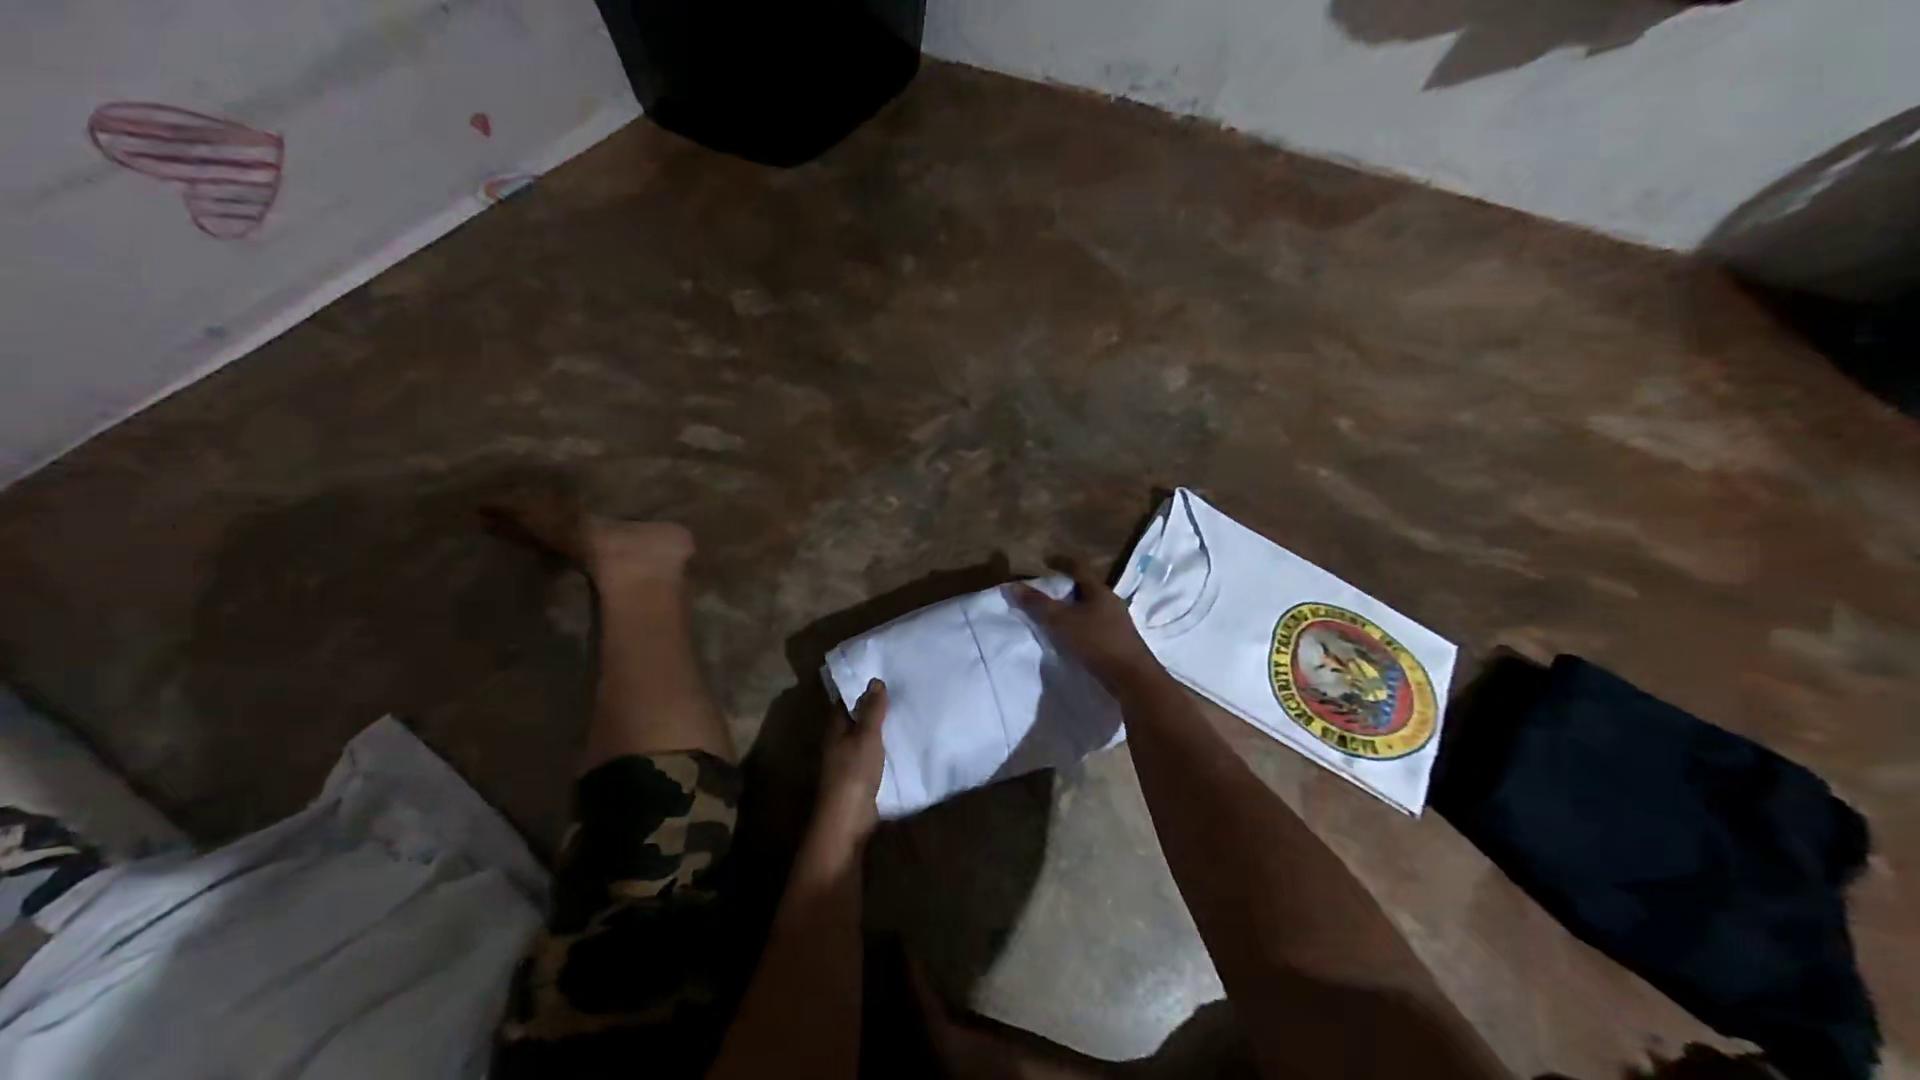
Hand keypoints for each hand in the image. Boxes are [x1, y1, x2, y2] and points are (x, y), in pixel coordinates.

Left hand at [812, 679, 888, 850]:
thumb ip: (872, 710)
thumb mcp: (866, 736)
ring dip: (882, 726)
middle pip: (857, 717)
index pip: (846, 700)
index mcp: (835, 727)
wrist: (849, 818)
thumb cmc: (854, 772)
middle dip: (875, 705)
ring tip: (908, 709)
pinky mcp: (862, 775)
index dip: (862, 687)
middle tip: (902, 688)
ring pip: (867, 736)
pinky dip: (887, 745)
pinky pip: (875, 753)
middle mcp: (839, 740)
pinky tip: (904, 740)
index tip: (883, 674)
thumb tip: (875, 680)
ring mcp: (850, 759)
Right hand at [1012, 557, 1168, 695]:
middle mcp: (1111, 602)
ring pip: (1090, 608)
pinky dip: (1079, 625)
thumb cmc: (1097, 642)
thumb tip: (1013, 585)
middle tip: (1044, 592)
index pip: (1079, 568)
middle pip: (1085, 588)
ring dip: (1073, 609)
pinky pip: (1094, 625)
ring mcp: (1117, 623)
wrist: (1132, 679)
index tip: (1046, 561)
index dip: (1061, 562)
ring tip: (1054, 616)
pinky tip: (1071, 636)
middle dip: (1065, 589)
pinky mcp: (1118, 641)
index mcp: (1099, 591)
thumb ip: (1038, 604)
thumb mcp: (1062, 622)